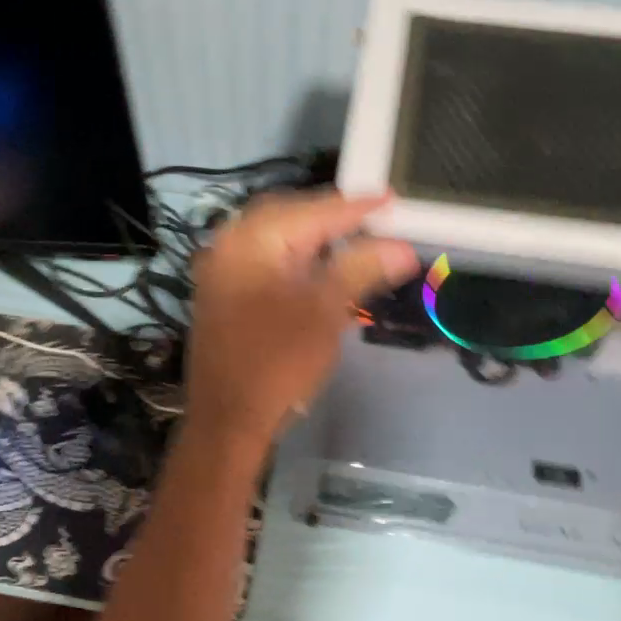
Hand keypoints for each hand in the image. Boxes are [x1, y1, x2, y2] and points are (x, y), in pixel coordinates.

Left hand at [184, 191, 419, 446]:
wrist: (228, 420)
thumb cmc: (277, 364)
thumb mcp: (325, 312)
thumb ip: (362, 269)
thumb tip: (401, 247)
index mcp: (252, 240)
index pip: (314, 211)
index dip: (358, 208)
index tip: (393, 200)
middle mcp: (228, 245)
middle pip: (289, 217)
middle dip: (332, 218)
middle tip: (373, 220)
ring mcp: (219, 271)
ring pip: (274, 240)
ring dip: (311, 239)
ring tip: (352, 242)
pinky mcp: (219, 297)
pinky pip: (261, 263)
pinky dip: (291, 260)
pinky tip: (316, 270)